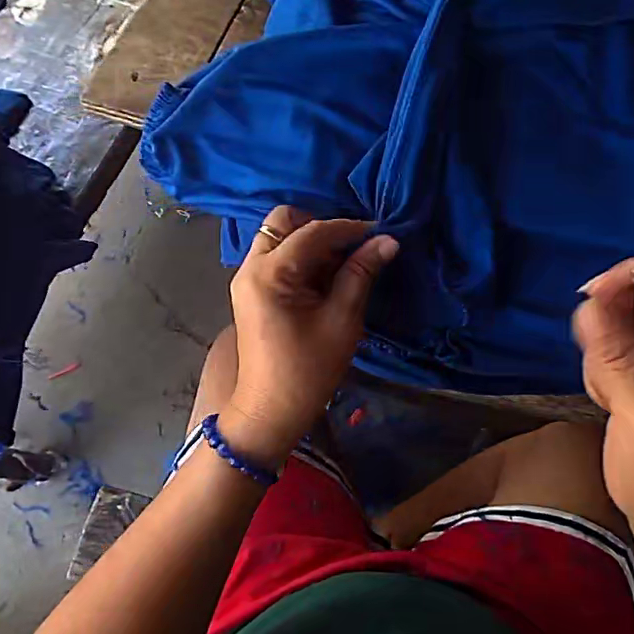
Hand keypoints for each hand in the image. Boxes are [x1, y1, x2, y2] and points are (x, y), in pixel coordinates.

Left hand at [222, 207, 398, 459]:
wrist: (270, 411)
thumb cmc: (308, 370)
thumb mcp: (342, 320)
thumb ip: (361, 274)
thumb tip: (387, 241)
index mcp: (270, 274)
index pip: (312, 232)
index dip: (348, 228)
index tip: (378, 234)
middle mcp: (250, 268)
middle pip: (283, 222)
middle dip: (320, 227)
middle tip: (352, 248)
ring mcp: (246, 279)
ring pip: (277, 238)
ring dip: (310, 242)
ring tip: (343, 265)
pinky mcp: (250, 291)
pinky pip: (274, 258)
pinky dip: (300, 258)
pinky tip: (325, 278)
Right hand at [572, 257, 633, 538]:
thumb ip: (618, 358)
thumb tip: (587, 302)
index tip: (593, 298)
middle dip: (610, 320)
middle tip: (598, 359)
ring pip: (620, 323)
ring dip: (600, 350)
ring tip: (610, 394)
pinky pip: (608, 350)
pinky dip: (597, 368)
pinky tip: (608, 401)